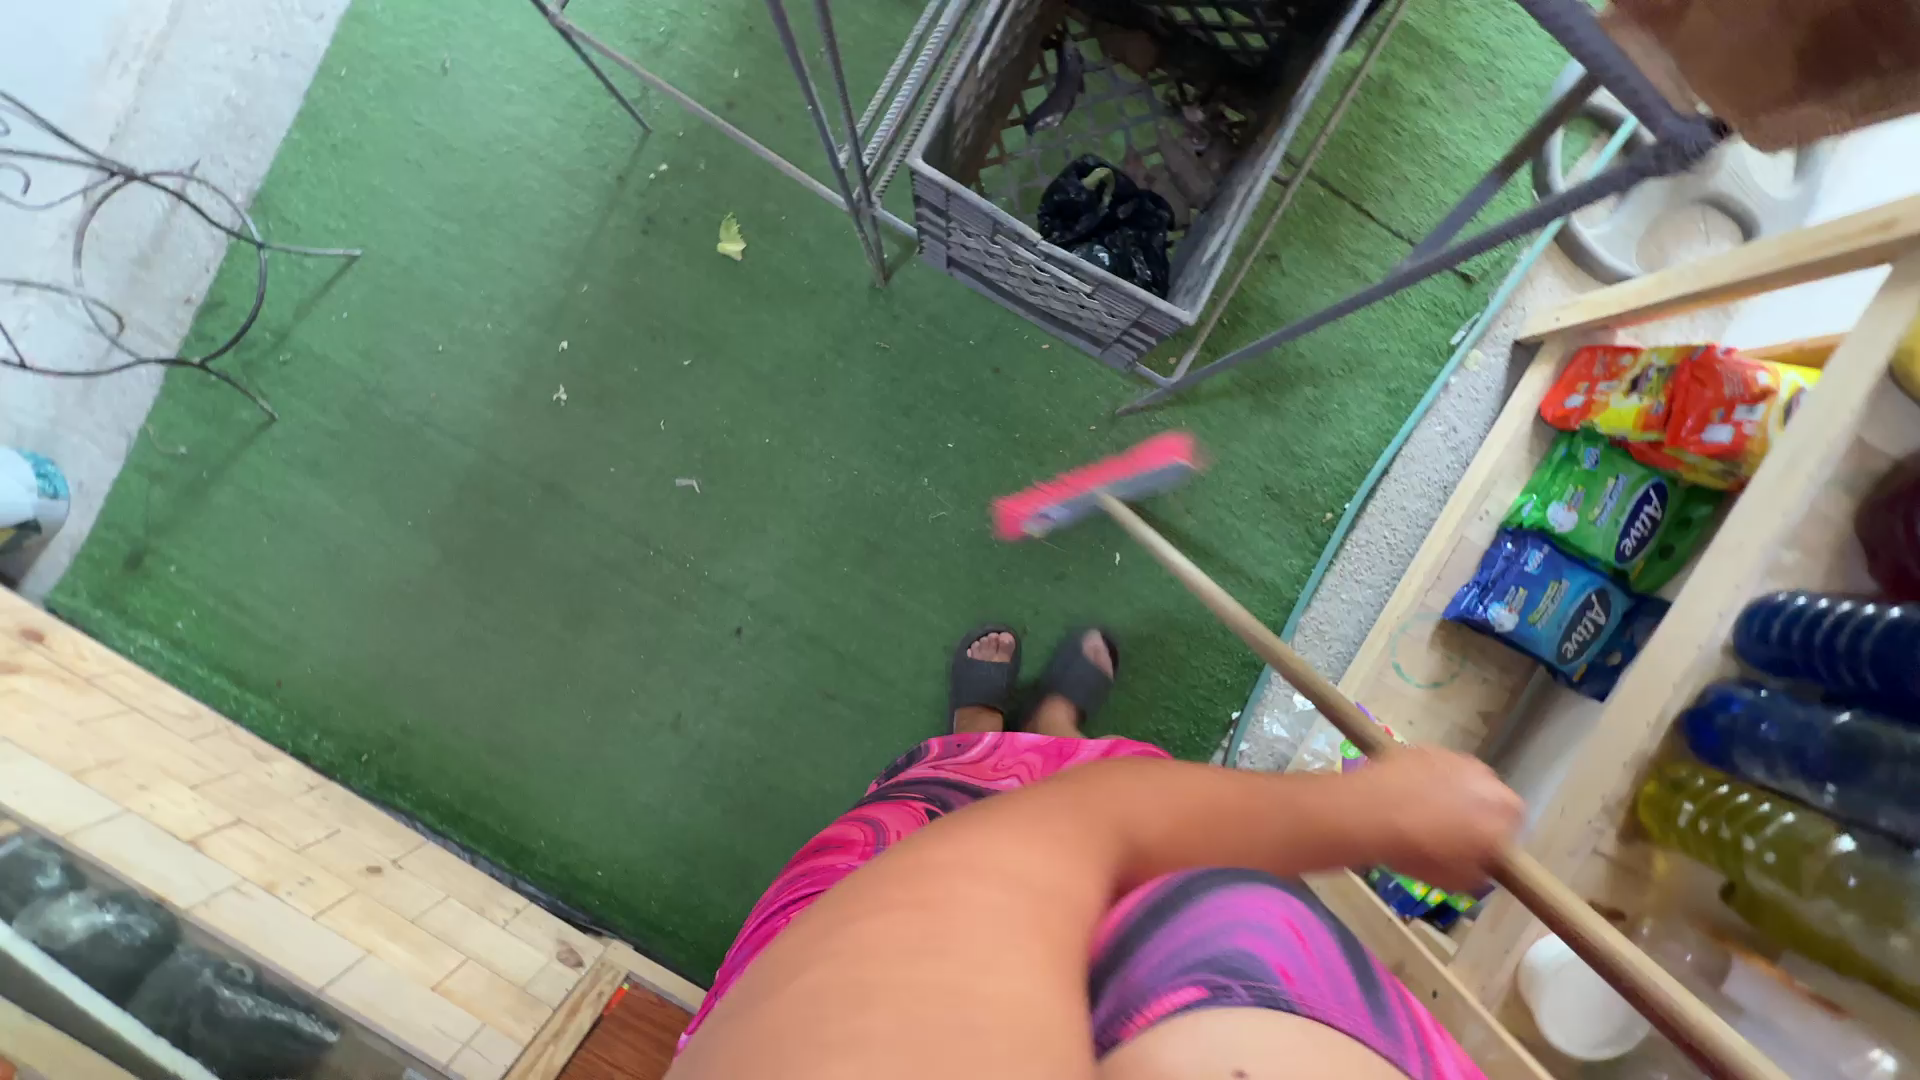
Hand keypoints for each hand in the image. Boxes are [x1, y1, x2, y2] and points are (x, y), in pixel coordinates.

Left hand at [1340, 746, 1523, 892]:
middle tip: (1451, 827)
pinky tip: (1409, 788)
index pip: (1514, 828)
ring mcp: (1456, 759)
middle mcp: (1489, 782)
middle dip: (1478, 810)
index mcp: (1507, 816)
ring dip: (1454, 789)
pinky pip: (1437, 765)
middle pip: (1493, 797)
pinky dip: (1429, 774)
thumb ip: (1481, 869)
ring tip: (1425, 806)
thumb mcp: (1459, 879)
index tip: (1475, 847)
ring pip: (1466, 778)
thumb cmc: (1416, 851)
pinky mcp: (1426, 747)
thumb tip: (1479, 862)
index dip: (1494, 838)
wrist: (1368, 810)